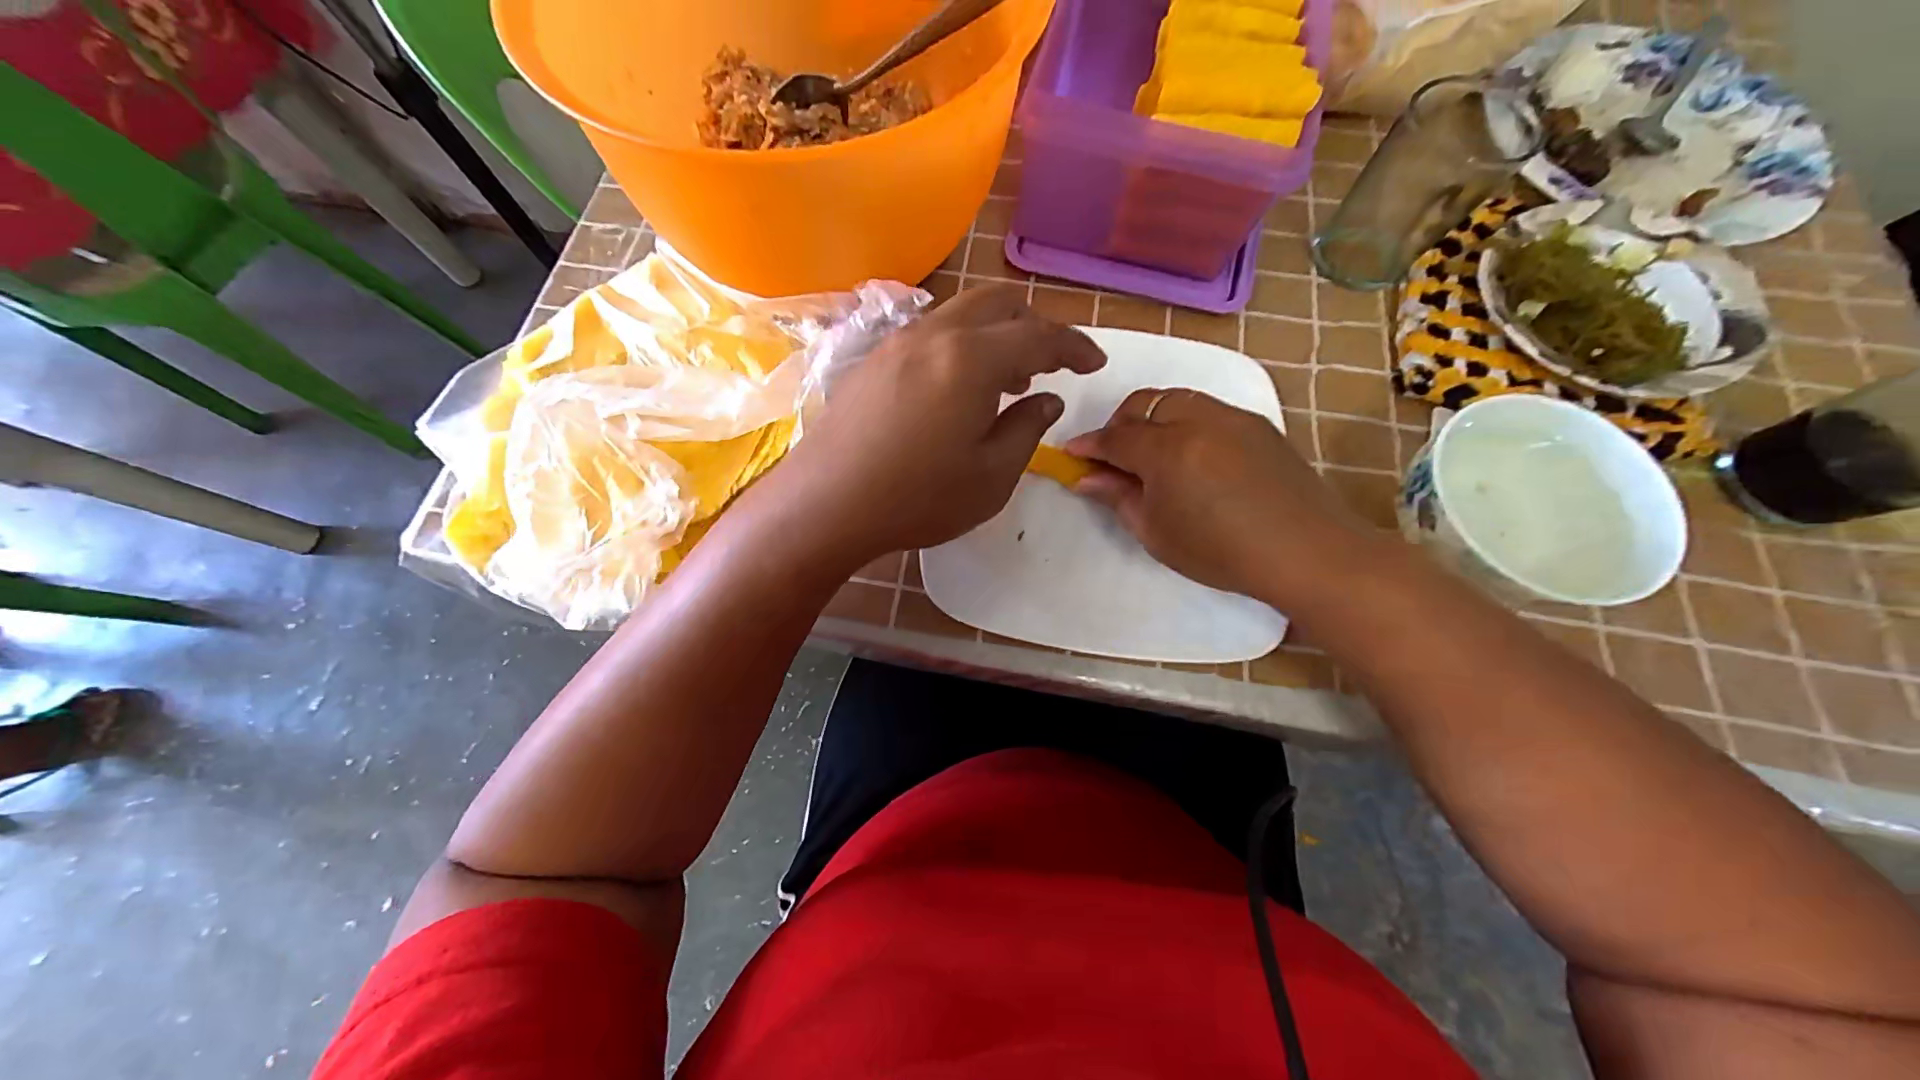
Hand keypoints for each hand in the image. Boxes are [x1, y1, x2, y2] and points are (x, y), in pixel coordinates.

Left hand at [752, 286, 1105, 569]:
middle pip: (998, 303)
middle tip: (1046, 368)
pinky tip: (955, 390)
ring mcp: (897, 343)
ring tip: (1004, 382)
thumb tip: (1047, 399)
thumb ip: (1027, 429)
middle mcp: (935, 334)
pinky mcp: (872, 360)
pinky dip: (959, 345)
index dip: (1075, 346)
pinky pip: (930, 333)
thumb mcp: (991, 476)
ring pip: (960, 314)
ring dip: (994, 335)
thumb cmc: (918, 498)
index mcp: (972, 358)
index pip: (1040, 335)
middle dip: (1033, 327)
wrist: (826, 504)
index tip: (1094, 363)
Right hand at [1064, 388, 1390, 605]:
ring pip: (1177, 399)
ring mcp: (1231, 418)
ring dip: (1153, 418)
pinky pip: (1208, 409)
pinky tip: (1191, 455)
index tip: (1072, 455)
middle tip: (1113, 457)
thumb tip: (1087, 478)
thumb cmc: (1220, 551)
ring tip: (1151, 453)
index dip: (1089, 446)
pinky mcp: (1257, 425)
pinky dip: (1186, 422)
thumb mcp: (1156, 533)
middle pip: (1145, 404)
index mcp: (1167, 449)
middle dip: (1120, 425)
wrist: (1305, 551)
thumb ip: (1119, 497)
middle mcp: (1198, 420)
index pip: (1115, 438)